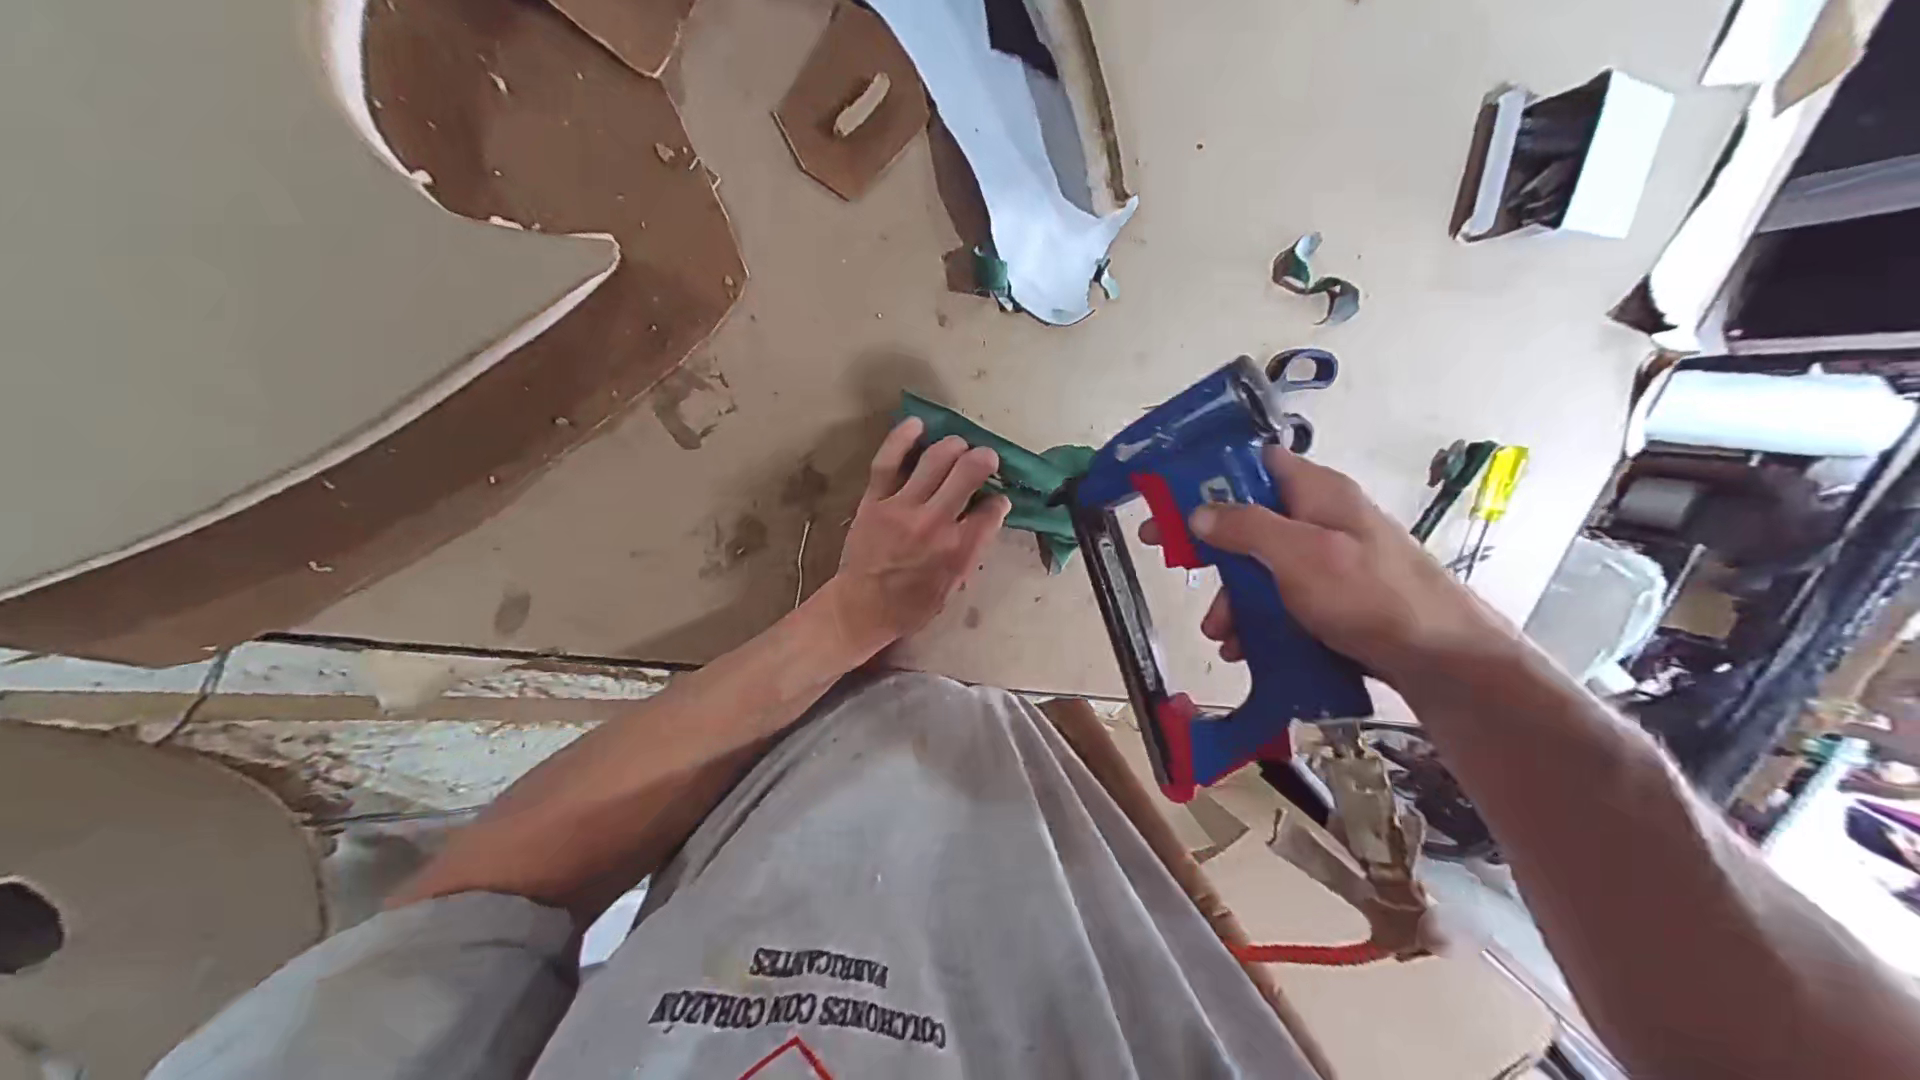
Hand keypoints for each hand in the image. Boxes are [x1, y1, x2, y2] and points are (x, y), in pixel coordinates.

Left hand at [819, 417, 1010, 656]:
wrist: (861, 608)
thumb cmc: (911, 605)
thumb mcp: (953, 586)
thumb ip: (972, 550)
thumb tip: (989, 516)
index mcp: (958, 550)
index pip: (992, 510)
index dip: (999, 501)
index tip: (996, 500)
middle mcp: (934, 523)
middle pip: (968, 473)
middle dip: (984, 459)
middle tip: (986, 458)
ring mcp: (902, 508)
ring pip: (935, 460)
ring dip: (954, 446)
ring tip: (960, 446)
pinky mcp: (875, 500)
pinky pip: (888, 461)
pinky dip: (902, 438)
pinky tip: (917, 424)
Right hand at [1141, 445, 1515, 687]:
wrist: (1443, 661)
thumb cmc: (1370, 595)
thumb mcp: (1300, 555)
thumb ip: (1246, 528)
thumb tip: (1199, 512)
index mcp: (1315, 492)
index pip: (1252, 464)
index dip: (1207, 478)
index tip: (1169, 502)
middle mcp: (1318, 517)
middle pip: (1248, 520)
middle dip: (1212, 552)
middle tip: (1174, 564)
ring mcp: (1326, 559)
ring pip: (1259, 566)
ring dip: (1232, 598)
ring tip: (1221, 634)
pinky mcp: (1331, 596)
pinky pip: (1279, 598)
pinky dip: (1257, 620)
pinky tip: (1244, 647)